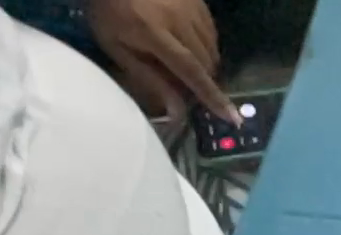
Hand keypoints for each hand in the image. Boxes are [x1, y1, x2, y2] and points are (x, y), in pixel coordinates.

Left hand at [88, 0, 236, 122]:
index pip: (190, 70)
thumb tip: (179, 113)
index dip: (211, 96)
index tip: (233, 118)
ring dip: (206, 63)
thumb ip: (147, 78)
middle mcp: (177, 17)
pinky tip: (189, 42)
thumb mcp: (116, 46)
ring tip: (187, 61)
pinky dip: (205, 44)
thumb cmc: (107, 9)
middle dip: (204, 80)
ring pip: (213, 49)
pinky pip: (212, 32)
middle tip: (189, 84)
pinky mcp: (197, 0)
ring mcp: (189, 5)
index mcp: (152, 30)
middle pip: (206, 63)